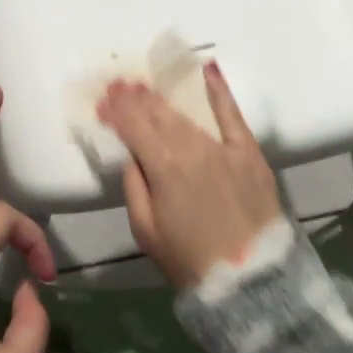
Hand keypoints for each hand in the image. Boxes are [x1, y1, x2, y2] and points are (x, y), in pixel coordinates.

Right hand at [97, 62, 281, 289]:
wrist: (251, 283)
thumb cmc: (190, 261)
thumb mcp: (145, 231)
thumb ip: (134, 187)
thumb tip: (131, 156)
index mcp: (163, 168)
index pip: (132, 126)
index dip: (114, 112)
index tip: (100, 103)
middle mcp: (191, 149)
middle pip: (157, 113)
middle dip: (134, 97)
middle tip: (119, 84)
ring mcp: (222, 148)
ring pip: (186, 113)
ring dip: (163, 95)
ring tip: (146, 84)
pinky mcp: (249, 153)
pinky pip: (232, 114)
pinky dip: (218, 90)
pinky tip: (206, 69)